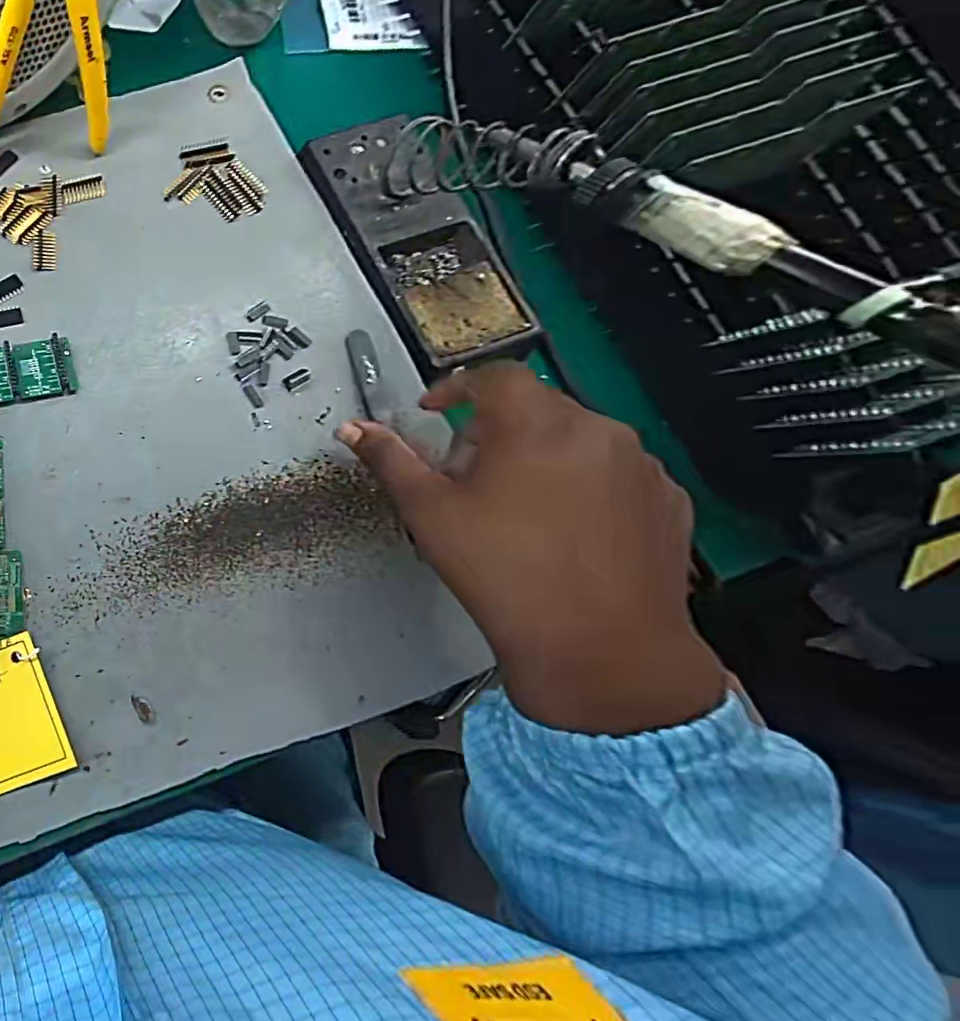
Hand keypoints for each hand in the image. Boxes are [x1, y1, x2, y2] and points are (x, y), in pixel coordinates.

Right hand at [338, 363, 725, 733]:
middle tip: (464, 475)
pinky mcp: (667, 500)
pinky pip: (612, 472)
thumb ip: (389, 459)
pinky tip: (559, 530)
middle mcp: (598, 430)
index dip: (456, 387)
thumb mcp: (428, 511)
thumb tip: (353, 429)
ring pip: (575, 439)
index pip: (495, 376)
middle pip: (534, 407)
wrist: (597, 644)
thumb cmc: (498, 569)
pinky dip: (580, 483)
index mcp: (536, 425)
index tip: (432, 411)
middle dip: (491, 429)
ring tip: (513, 509)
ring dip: (536, 455)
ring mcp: (641, 465)